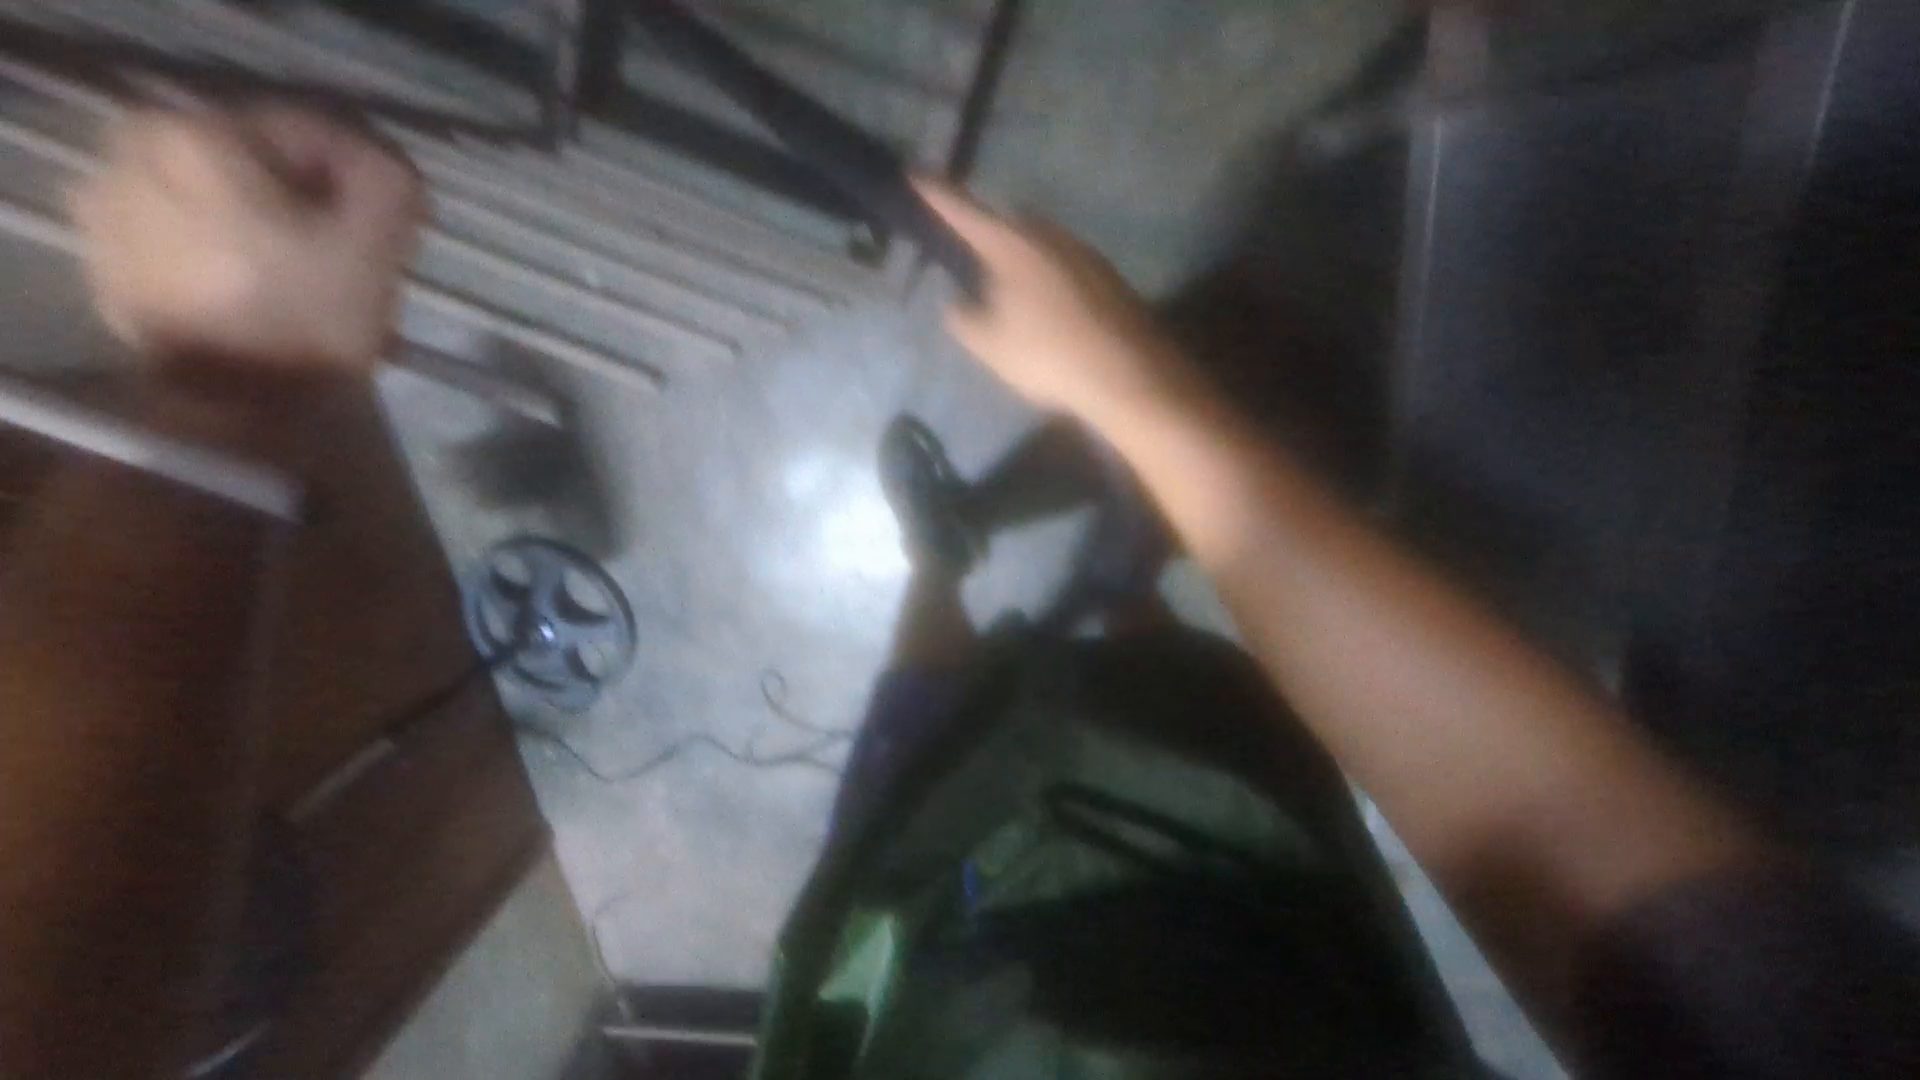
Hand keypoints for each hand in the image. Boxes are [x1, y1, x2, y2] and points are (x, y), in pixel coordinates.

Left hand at [68, 105, 424, 374]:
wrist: (232, 409)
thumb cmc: (307, 319)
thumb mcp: (376, 246)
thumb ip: (390, 182)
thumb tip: (387, 170)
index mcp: (197, 136)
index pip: (314, 134)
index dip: (371, 184)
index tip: (400, 235)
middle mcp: (133, 152)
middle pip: (266, 168)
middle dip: (322, 209)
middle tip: (361, 263)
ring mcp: (110, 206)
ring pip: (230, 201)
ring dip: (283, 231)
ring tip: (321, 286)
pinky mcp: (110, 256)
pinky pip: (193, 234)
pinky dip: (238, 253)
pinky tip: (274, 297)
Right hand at [916, 178, 1196, 429]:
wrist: (1127, 372)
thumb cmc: (1047, 355)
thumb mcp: (989, 345)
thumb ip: (963, 319)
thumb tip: (957, 302)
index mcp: (1012, 245)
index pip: (964, 212)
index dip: (936, 195)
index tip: (914, 173)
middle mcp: (1048, 236)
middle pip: (1008, 224)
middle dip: (986, 233)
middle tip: (969, 254)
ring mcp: (1083, 252)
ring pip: (1039, 244)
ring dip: (1020, 259)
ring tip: (1008, 291)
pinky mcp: (1107, 276)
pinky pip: (1064, 265)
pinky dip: (1047, 278)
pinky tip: (1047, 310)